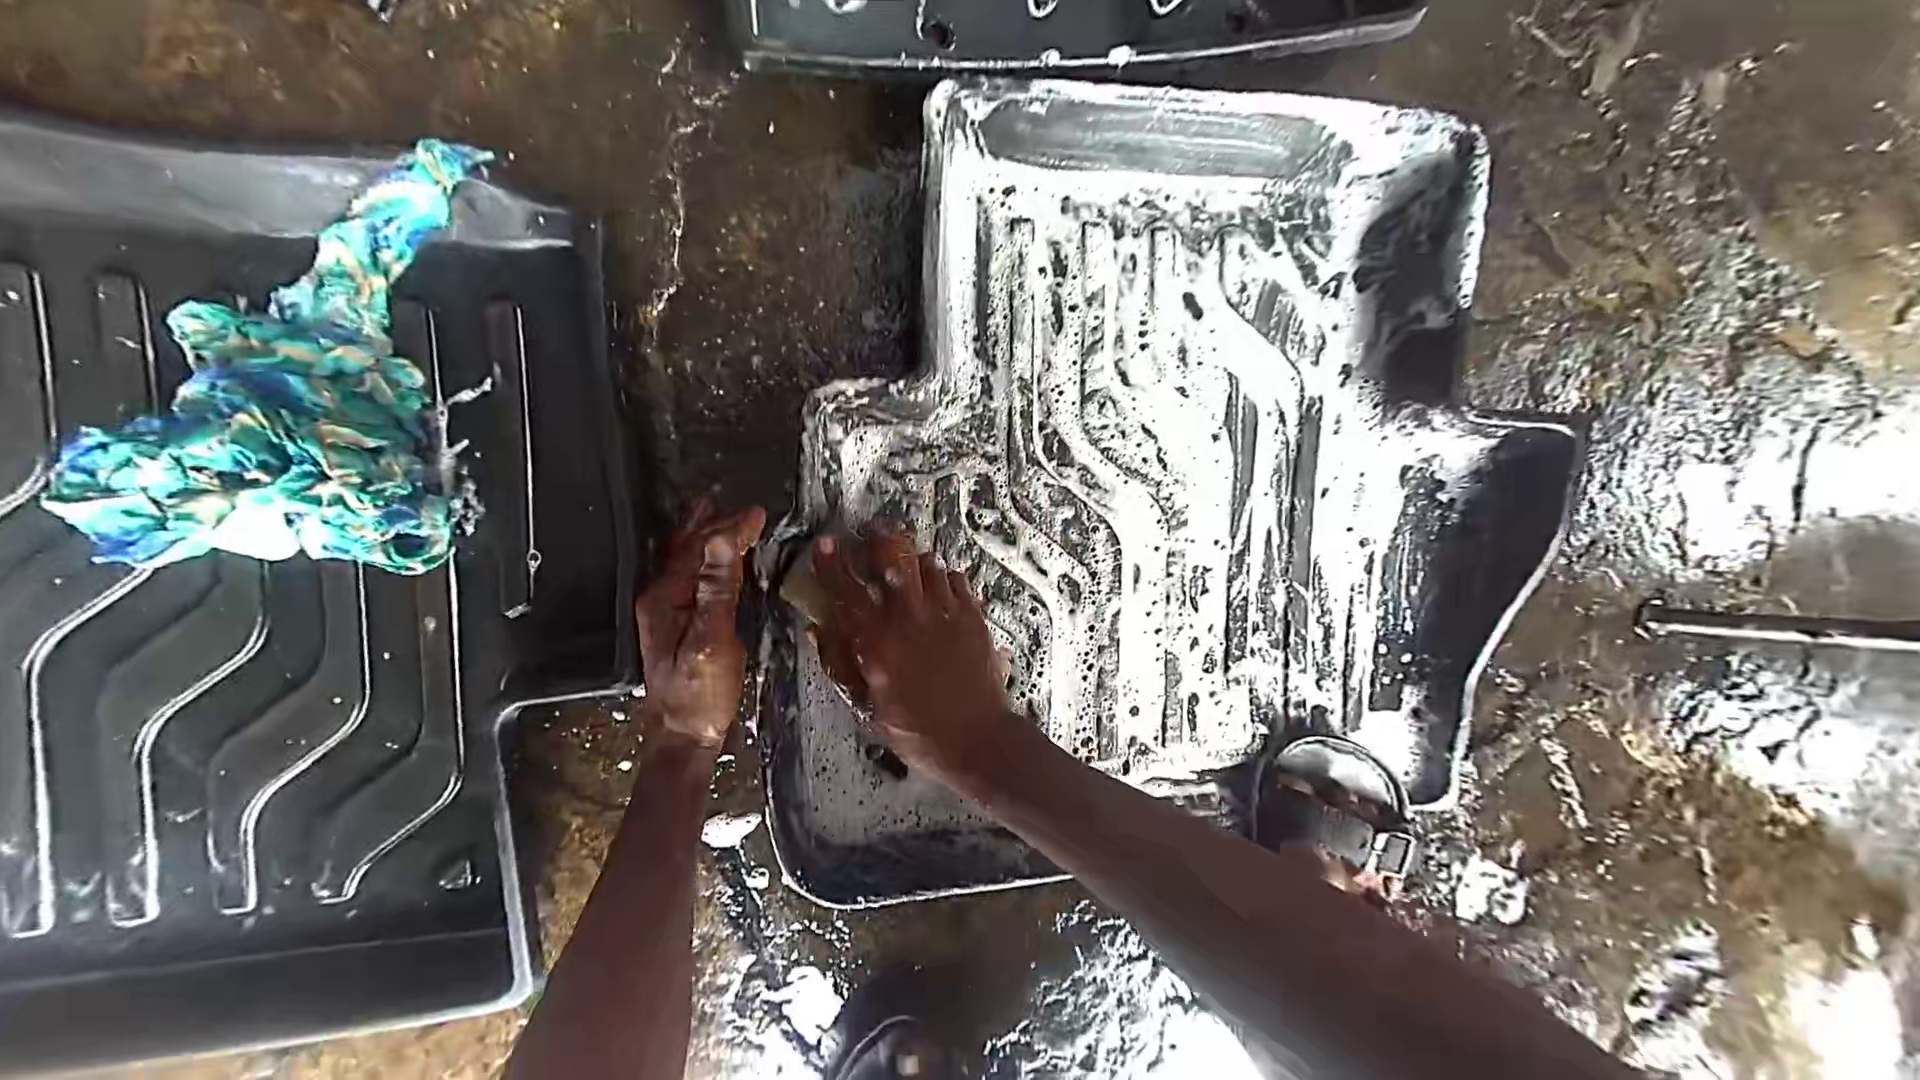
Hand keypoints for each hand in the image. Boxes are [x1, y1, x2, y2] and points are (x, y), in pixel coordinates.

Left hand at [635, 499, 766, 748]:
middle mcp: (661, 598)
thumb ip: (717, 589)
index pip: (699, 550)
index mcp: (665, 598)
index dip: (730, 530)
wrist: (684, 734)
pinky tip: (715, 556)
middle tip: (749, 512)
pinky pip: (693, 577)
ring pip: (688, 561)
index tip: (759, 515)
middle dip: (718, 527)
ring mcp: (668, 610)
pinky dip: (707, 558)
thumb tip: (723, 542)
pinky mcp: (681, 623)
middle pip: (689, 551)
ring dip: (707, 536)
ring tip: (717, 513)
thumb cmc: (700, 692)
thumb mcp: (713, 639)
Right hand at [812, 526, 1019, 781]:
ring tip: (910, 570)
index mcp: (878, 642)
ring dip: (914, 562)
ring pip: (928, 564)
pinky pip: (957, 579)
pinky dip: (945, 578)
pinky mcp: (973, 617)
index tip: (826, 545)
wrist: (977, 739)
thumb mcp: (868, 707)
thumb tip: (822, 630)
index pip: (847, 590)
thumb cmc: (919, 731)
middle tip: (874, 537)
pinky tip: (940, 591)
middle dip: (880, 541)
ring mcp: (946, 614)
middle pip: (894, 557)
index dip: (833, 564)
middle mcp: (911, 619)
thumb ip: (842, 665)